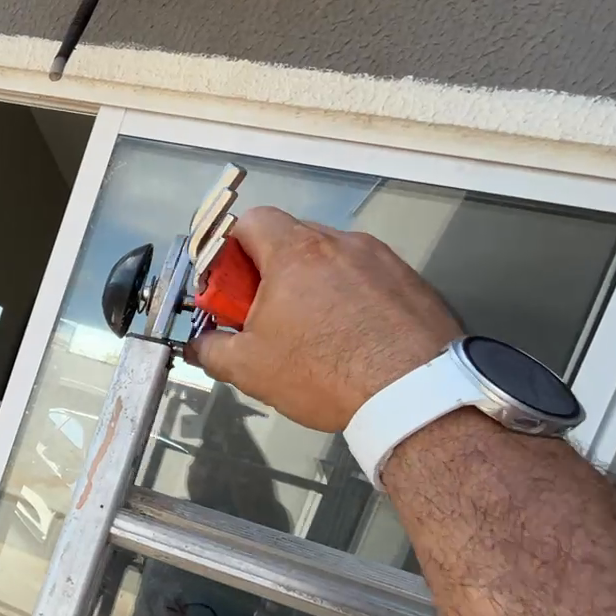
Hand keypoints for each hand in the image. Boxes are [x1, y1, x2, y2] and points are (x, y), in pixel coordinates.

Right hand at [187, 207, 461, 433]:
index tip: (224, 287)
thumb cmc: (322, 370)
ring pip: (329, 259)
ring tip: (305, 330)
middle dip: (265, 271)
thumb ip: (209, 348)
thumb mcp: (246, 367)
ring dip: (307, 285)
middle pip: (290, 238)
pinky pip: (363, 279)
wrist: (418, 394)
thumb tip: (198, 344)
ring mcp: (383, 260)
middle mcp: (342, 243)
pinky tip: (344, 339)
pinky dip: (344, 299)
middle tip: (258, 313)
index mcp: (296, 252)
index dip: (228, 249)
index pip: (251, 220)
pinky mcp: (412, 283)